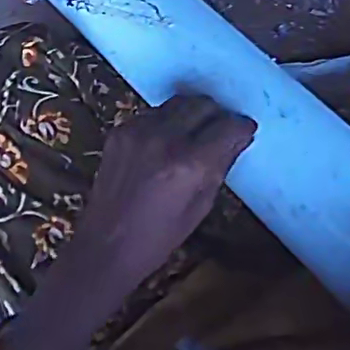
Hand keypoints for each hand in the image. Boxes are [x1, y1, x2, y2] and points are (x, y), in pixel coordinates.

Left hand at [69, 93, 257, 292]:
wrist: (104, 246)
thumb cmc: (158, 237)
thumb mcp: (201, 206)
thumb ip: (220, 166)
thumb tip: (238, 139)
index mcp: (189, 164)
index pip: (227, 126)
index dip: (241, 127)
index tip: (244, 131)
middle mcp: (164, 139)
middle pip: (203, 105)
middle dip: (218, 115)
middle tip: (221, 131)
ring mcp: (138, 131)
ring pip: (179, 103)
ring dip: (193, 114)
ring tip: (195, 134)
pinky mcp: (120, 131)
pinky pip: (154, 113)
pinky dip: (167, 121)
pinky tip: (166, 143)